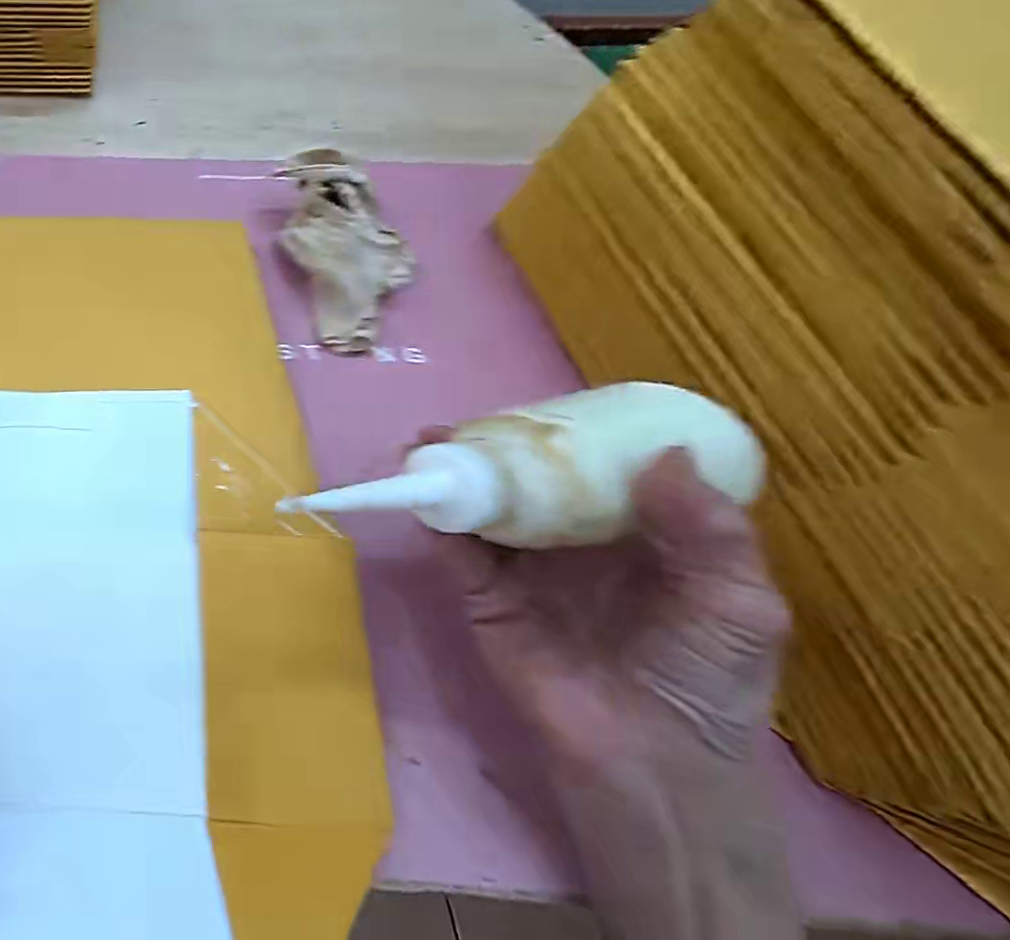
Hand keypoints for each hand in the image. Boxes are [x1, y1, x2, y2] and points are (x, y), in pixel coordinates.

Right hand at [428, 440, 790, 766]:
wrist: (645, 756)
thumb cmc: (703, 679)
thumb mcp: (739, 606)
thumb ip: (711, 533)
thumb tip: (664, 454)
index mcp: (631, 534)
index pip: (590, 472)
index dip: (563, 437)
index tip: (538, 409)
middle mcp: (568, 542)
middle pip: (524, 482)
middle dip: (491, 449)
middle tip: (463, 424)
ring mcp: (519, 568)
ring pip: (482, 509)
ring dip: (453, 476)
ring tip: (426, 445)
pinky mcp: (483, 596)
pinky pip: (456, 552)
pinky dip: (437, 523)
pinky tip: (425, 496)